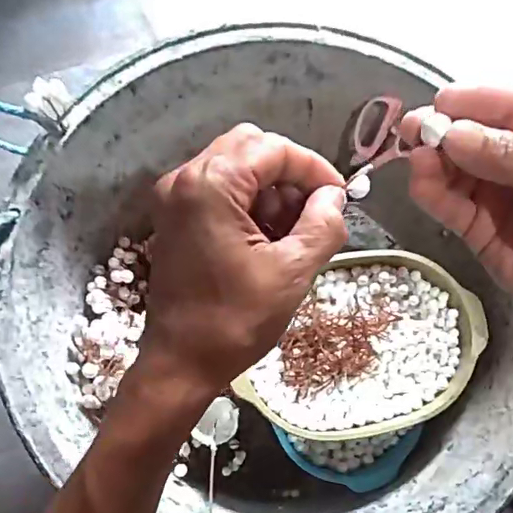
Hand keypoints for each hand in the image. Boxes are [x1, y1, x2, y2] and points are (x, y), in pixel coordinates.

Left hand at [141, 124, 348, 391]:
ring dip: (269, 193)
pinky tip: (266, 242)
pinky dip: (247, 207)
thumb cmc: (234, 321)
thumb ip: (322, 226)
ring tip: (292, 235)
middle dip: (289, 177)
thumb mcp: (291, 273)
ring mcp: (174, 201)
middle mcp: (184, 180)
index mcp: (210, 184)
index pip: (273, 149)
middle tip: (313, 215)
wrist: (180, 364)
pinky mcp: (174, 223)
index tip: (339, 199)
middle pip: (250, 149)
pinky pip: (217, 195)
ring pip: (234, 170)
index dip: (313, 168)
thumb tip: (334, 199)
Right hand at [402, 86, 512, 321]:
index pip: (509, 110)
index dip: (475, 102)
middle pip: (473, 138)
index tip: (442, 101)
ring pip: (455, 172)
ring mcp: (494, 197)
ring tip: (415, 157)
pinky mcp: (476, 229)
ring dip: (432, 163)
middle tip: (413, 130)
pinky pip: (450, 207)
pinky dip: (433, 195)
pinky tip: (420, 184)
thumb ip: (510, 160)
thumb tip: (456, 135)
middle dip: (442, 132)